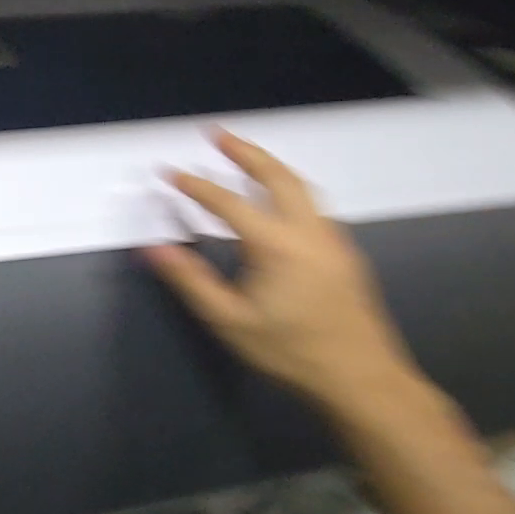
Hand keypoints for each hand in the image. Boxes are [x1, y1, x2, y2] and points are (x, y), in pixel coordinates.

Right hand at [142, 130, 426, 410]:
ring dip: (270, 167)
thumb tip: (152, 247)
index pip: (228, 203)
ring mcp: (333, 242)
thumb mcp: (229, 320)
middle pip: (278, 177)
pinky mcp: (344, 256)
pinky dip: (288, 189)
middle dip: (246, 152)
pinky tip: (276, 201)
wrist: (362, 380)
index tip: (168, 172)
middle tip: (217, 133)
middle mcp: (310, 233)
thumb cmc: (289, 351)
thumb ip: (190, 280)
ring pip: (302, 189)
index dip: (195, 186)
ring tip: (244, 157)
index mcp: (277, 246)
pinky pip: (313, 207)